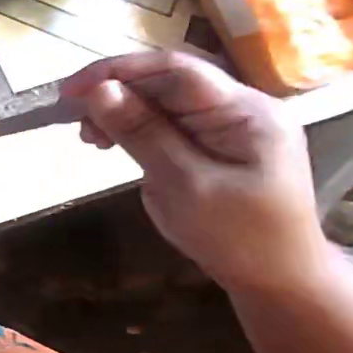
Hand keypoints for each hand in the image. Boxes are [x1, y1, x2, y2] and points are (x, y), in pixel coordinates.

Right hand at [60, 51, 331, 292]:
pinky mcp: (216, 143)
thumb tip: (98, 90)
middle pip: (168, 81)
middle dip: (116, 92)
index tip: (71, 91)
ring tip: (91, 137)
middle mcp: (241, 107)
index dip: (118, 70)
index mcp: (246, 111)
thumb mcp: (184, 186)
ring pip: (164, 100)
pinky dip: (136, 128)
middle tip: (74, 118)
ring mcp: (230, 125)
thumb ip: (142, 133)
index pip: (175, 69)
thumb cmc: (238, 239)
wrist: (281, 283)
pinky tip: (114, 143)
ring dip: (122, 111)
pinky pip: (169, 122)